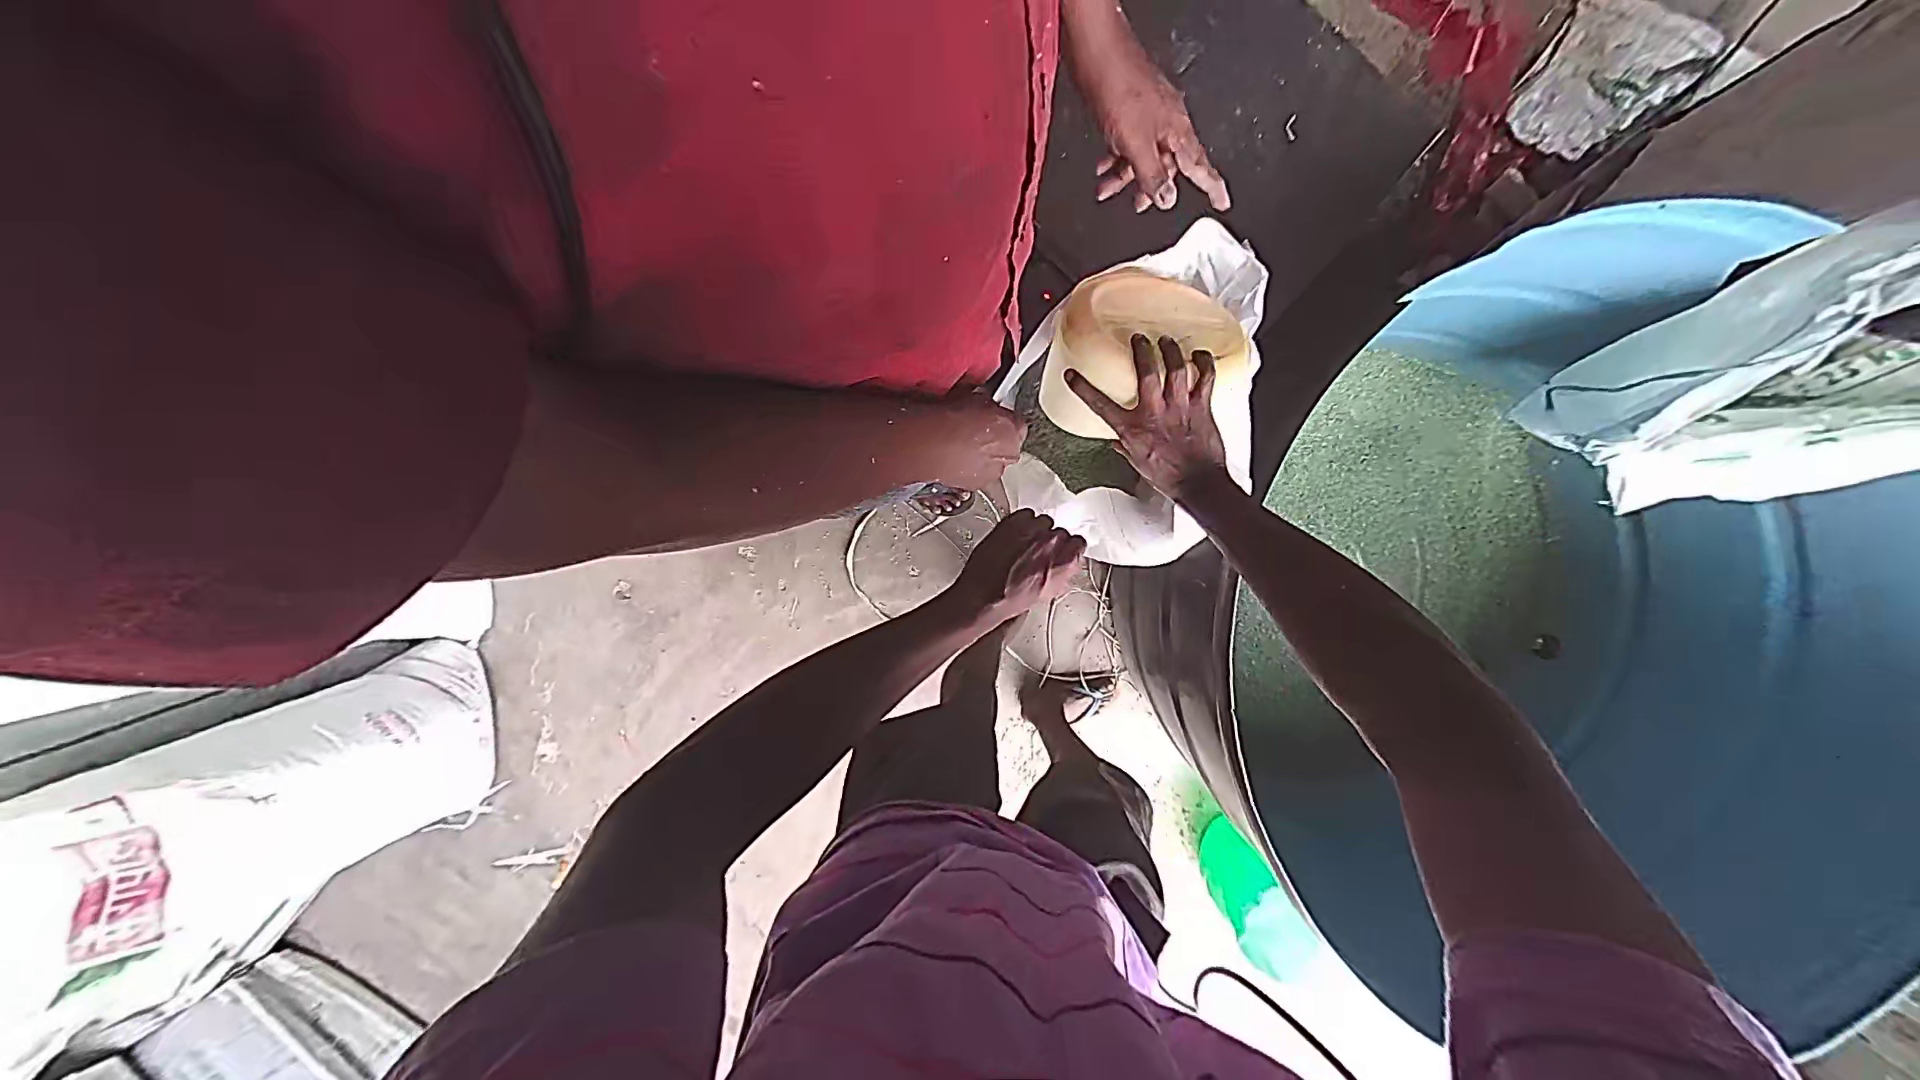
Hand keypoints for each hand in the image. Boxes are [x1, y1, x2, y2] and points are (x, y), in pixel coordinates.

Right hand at [929, 397, 1026, 488]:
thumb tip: (980, 401)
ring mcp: (993, 472)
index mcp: (1014, 430)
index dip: (1001, 420)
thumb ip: (985, 403)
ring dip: (981, 456)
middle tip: (975, 432)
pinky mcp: (975, 485)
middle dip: (994, 441)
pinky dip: (968, 469)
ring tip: (960, 445)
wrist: (931, 445)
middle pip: (1006, 447)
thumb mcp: (973, 397)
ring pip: (991, 463)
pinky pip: (975, 475)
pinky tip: (953, 458)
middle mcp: (1009, 455)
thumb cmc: (952, 420)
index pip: (1015, 424)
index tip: (990, 417)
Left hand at [945, 509, 1085, 624]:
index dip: (1068, 548)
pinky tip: (1014, 537)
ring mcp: (1033, 529)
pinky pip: (1025, 514)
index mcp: (1066, 561)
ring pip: (1043, 521)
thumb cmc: (1012, 598)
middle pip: (1060, 531)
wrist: (984, 594)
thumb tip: (1066, 564)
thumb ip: (1063, 571)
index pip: (1079, 543)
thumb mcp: (1049, 591)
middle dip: (1050, 541)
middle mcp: (1053, 542)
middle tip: (1037, 551)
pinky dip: (1021, 522)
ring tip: (1023, 545)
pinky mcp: (1014, 521)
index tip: (1062, 551)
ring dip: (1035, 530)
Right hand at [1065, 334, 1228, 501]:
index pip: (1100, 405)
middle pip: (1146, 372)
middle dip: (1142, 350)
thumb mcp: (1137, 462)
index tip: (1071, 375)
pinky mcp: (1201, 406)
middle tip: (1139, 339)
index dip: (1083, 388)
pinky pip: (1205, 377)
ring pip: (1176, 368)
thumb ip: (1126, 446)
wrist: (1197, 483)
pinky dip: (1204, 363)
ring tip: (1166, 342)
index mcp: (1132, 429)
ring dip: (1171, 351)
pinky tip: (1200, 355)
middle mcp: (1154, 413)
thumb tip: (1118, 442)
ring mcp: (1179, 407)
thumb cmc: (1168, 476)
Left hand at [1069, 27, 1229, 212]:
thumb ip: (1152, 174)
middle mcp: (1167, 125)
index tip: (1222, 203)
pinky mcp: (1130, 114)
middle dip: (1152, 187)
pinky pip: (1127, 145)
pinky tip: (1103, 167)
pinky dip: (1115, 160)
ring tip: (1106, 189)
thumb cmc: (1120, 88)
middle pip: (1168, 166)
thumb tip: (1167, 199)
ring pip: (1142, 158)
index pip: (1200, 166)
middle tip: (1140, 204)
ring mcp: (1148, 119)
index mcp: (1177, 131)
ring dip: (1124, 177)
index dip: (1212, 186)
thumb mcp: (1136, 143)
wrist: (1097, 55)